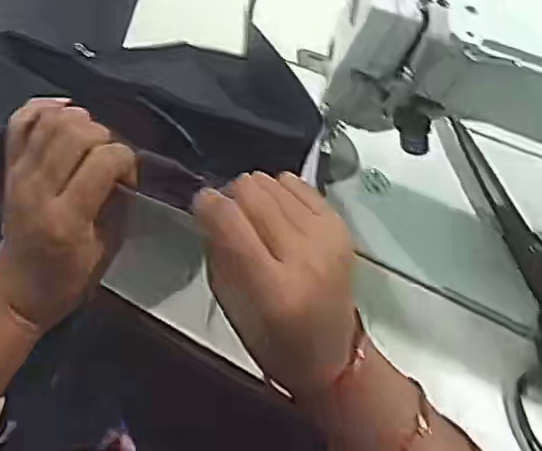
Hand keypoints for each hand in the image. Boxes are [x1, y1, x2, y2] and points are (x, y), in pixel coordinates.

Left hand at [0, 99, 137, 333]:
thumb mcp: (106, 250)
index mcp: (66, 219)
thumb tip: (124, 164)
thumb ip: (117, 202)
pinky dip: (43, 107)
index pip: (102, 160)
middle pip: (74, 132)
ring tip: (89, 138)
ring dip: (78, 119)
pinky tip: (64, 111)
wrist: (17, 287)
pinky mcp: (7, 164)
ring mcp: (18, 173)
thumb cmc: (67, 277)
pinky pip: (20, 120)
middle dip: (103, 135)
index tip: (128, 176)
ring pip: (49, 120)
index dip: (125, 159)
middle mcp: (38, 188)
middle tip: (108, 156)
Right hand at [193, 172, 359, 402]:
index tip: (202, 205)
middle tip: (231, 218)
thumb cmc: (275, 339)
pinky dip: (280, 191)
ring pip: (271, 181)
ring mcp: (327, 240)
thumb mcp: (231, 303)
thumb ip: (217, 249)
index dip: (208, 203)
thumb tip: (209, 204)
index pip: (230, 220)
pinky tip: (279, 212)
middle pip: (250, 191)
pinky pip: (296, 182)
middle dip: (231, 198)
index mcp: (274, 290)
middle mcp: (305, 260)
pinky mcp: (340, 227)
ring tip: (257, 219)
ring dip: (256, 195)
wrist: (334, 359)